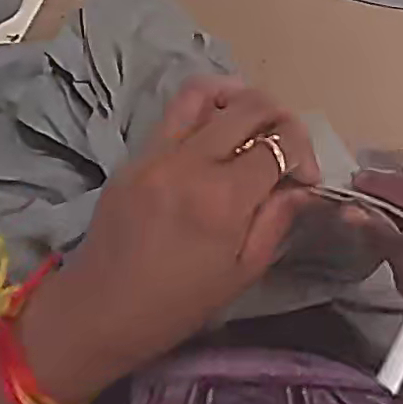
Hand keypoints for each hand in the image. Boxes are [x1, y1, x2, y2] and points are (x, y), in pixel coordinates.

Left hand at [23, 75, 319, 401]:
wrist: (98, 312)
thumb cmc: (178, 304)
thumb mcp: (243, 271)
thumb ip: (277, 219)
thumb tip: (303, 186)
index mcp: (223, 199)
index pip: (280, 142)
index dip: (303, 152)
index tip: (303, 177)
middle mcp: (190, 163)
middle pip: (250, 105)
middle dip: (282, 119)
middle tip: (285, 148)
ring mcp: (156, 153)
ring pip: (206, 91)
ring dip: (240, 98)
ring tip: (252, 122)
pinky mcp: (135, 155)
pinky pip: (176, 113)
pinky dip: (206, 110)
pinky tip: (217, 132)